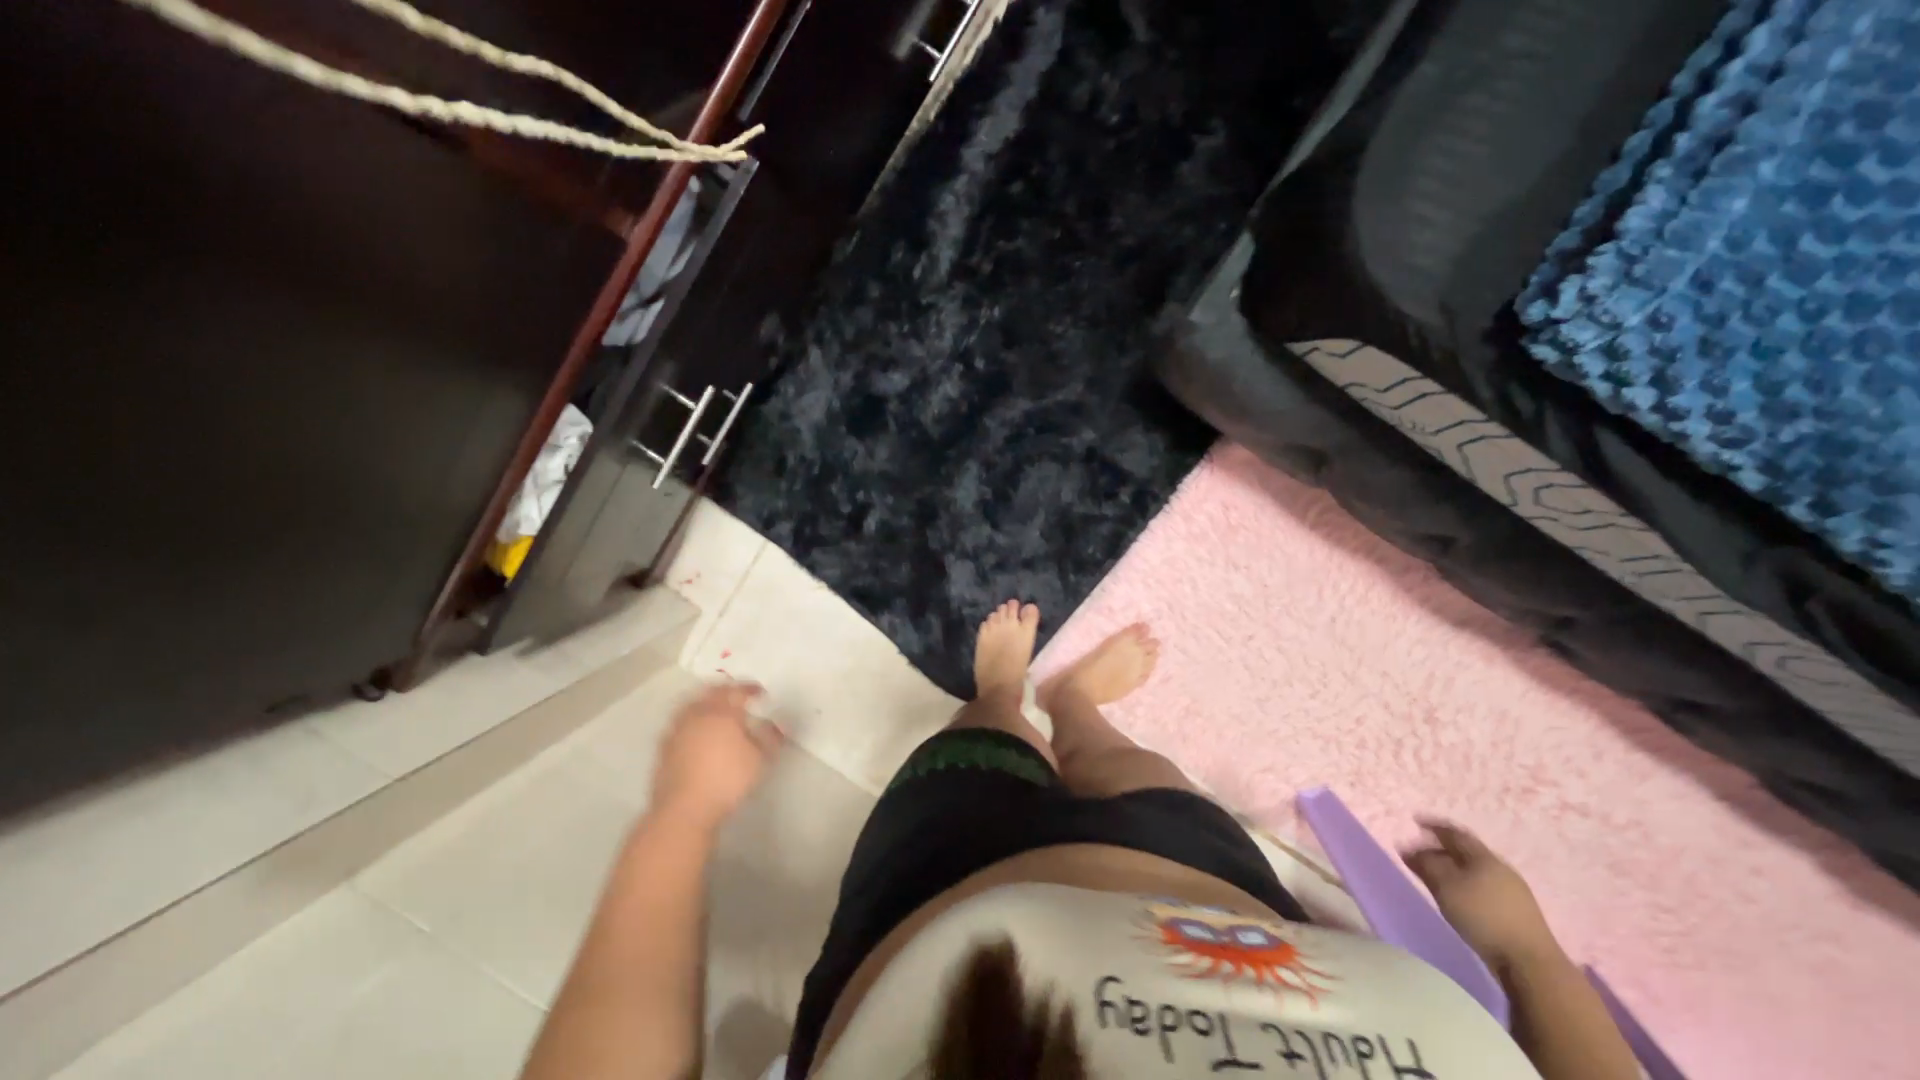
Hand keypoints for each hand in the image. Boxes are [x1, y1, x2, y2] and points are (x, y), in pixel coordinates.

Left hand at [649, 681, 781, 829]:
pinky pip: (681, 723)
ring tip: (717, 712)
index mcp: (722, 712)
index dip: (751, 689)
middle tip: (738, 697)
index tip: (761, 693)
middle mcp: (697, 713)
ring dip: (706, 704)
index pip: (737, 691)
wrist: (684, 807)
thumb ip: (770, 737)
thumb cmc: (727, 779)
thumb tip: (777, 725)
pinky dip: (693, 721)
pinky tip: (698, 733)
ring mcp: (677, 729)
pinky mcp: (664, 746)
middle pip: (711, 693)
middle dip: (726, 691)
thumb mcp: (760, 759)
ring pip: (693, 706)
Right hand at [1402, 820, 1562, 974]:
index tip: (1415, 821)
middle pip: (1467, 851)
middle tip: (1420, 851)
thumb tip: (1409, 848)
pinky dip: (1467, 883)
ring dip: (1454, 867)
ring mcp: (1512, 889)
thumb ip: (1426, 865)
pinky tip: (1460, 896)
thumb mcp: (1446, 888)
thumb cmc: (1482, 917)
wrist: (1529, 960)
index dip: (1434, 826)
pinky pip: (1484, 886)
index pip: (1455, 833)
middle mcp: (1500, 867)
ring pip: (1476, 870)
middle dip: (1442, 848)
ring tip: (1436, 875)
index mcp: (1484, 857)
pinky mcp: (1516, 910)